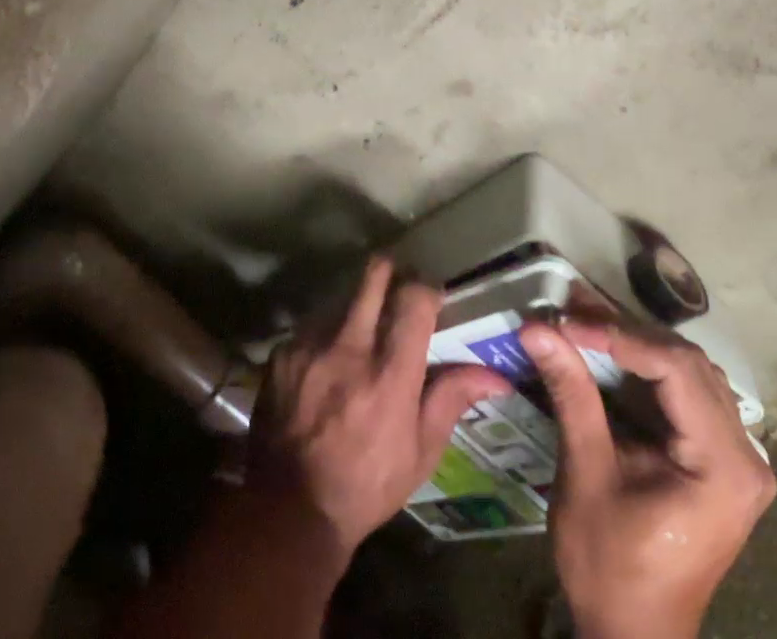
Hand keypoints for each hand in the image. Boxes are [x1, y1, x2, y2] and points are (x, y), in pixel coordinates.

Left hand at [249, 256, 511, 553]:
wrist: (289, 506)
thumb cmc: (367, 485)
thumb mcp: (420, 452)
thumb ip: (451, 399)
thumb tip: (496, 374)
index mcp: (388, 375)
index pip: (413, 299)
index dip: (427, 288)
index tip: (433, 295)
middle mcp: (346, 349)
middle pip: (372, 278)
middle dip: (391, 271)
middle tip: (401, 282)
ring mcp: (307, 348)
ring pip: (339, 299)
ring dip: (357, 305)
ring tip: (364, 331)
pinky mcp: (280, 355)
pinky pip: (310, 327)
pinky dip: (326, 334)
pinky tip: (329, 360)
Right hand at [518, 318, 775, 638]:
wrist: (634, 630)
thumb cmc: (609, 563)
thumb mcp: (586, 474)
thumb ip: (571, 395)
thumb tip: (539, 330)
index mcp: (724, 466)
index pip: (677, 371)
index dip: (620, 335)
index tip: (564, 322)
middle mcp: (747, 455)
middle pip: (689, 367)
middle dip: (626, 333)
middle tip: (567, 312)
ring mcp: (738, 460)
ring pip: (691, 376)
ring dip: (635, 347)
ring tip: (580, 324)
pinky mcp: (719, 464)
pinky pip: (687, 400)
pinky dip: (644, 374)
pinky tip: (606, 357)